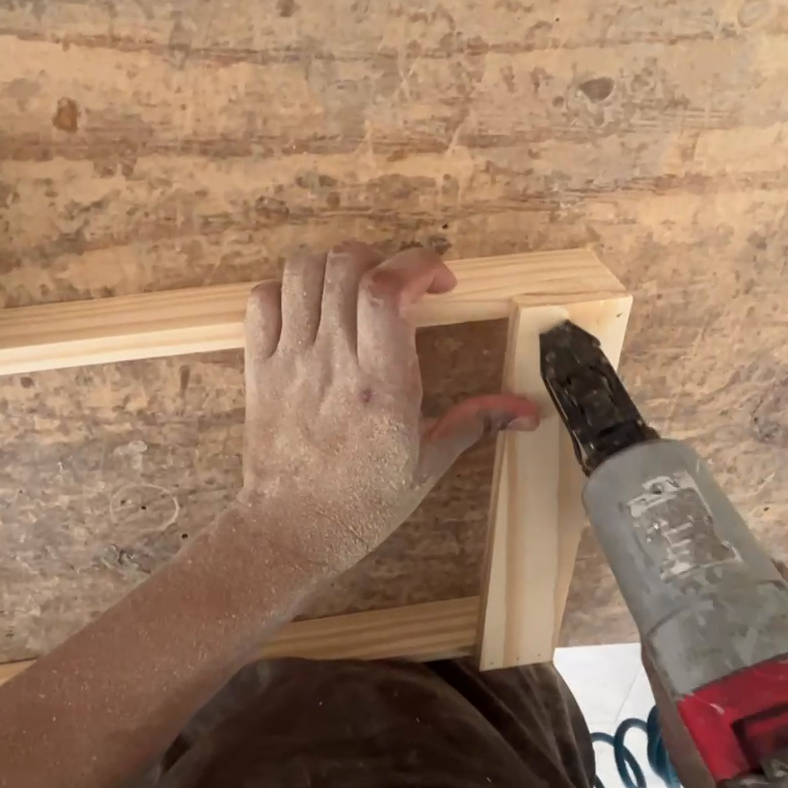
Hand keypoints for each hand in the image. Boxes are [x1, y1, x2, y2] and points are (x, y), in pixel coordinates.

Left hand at [234, 242, 540, 575]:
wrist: (291, 530)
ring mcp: (290, 361)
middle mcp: (333, 362)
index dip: (420, 264)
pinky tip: (312, 310)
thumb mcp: (427, 466)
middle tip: (399, 286)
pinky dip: (288, 287)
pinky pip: (262, 298)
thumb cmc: (362, 504)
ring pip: (303, 270)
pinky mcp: (259, 367)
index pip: (389, 289)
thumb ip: (475, 423)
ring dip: (335, 265)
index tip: (441, 283)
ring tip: (355, 290)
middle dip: (383, 257)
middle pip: (347, 264)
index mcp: (381, 385)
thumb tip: (528, 412)